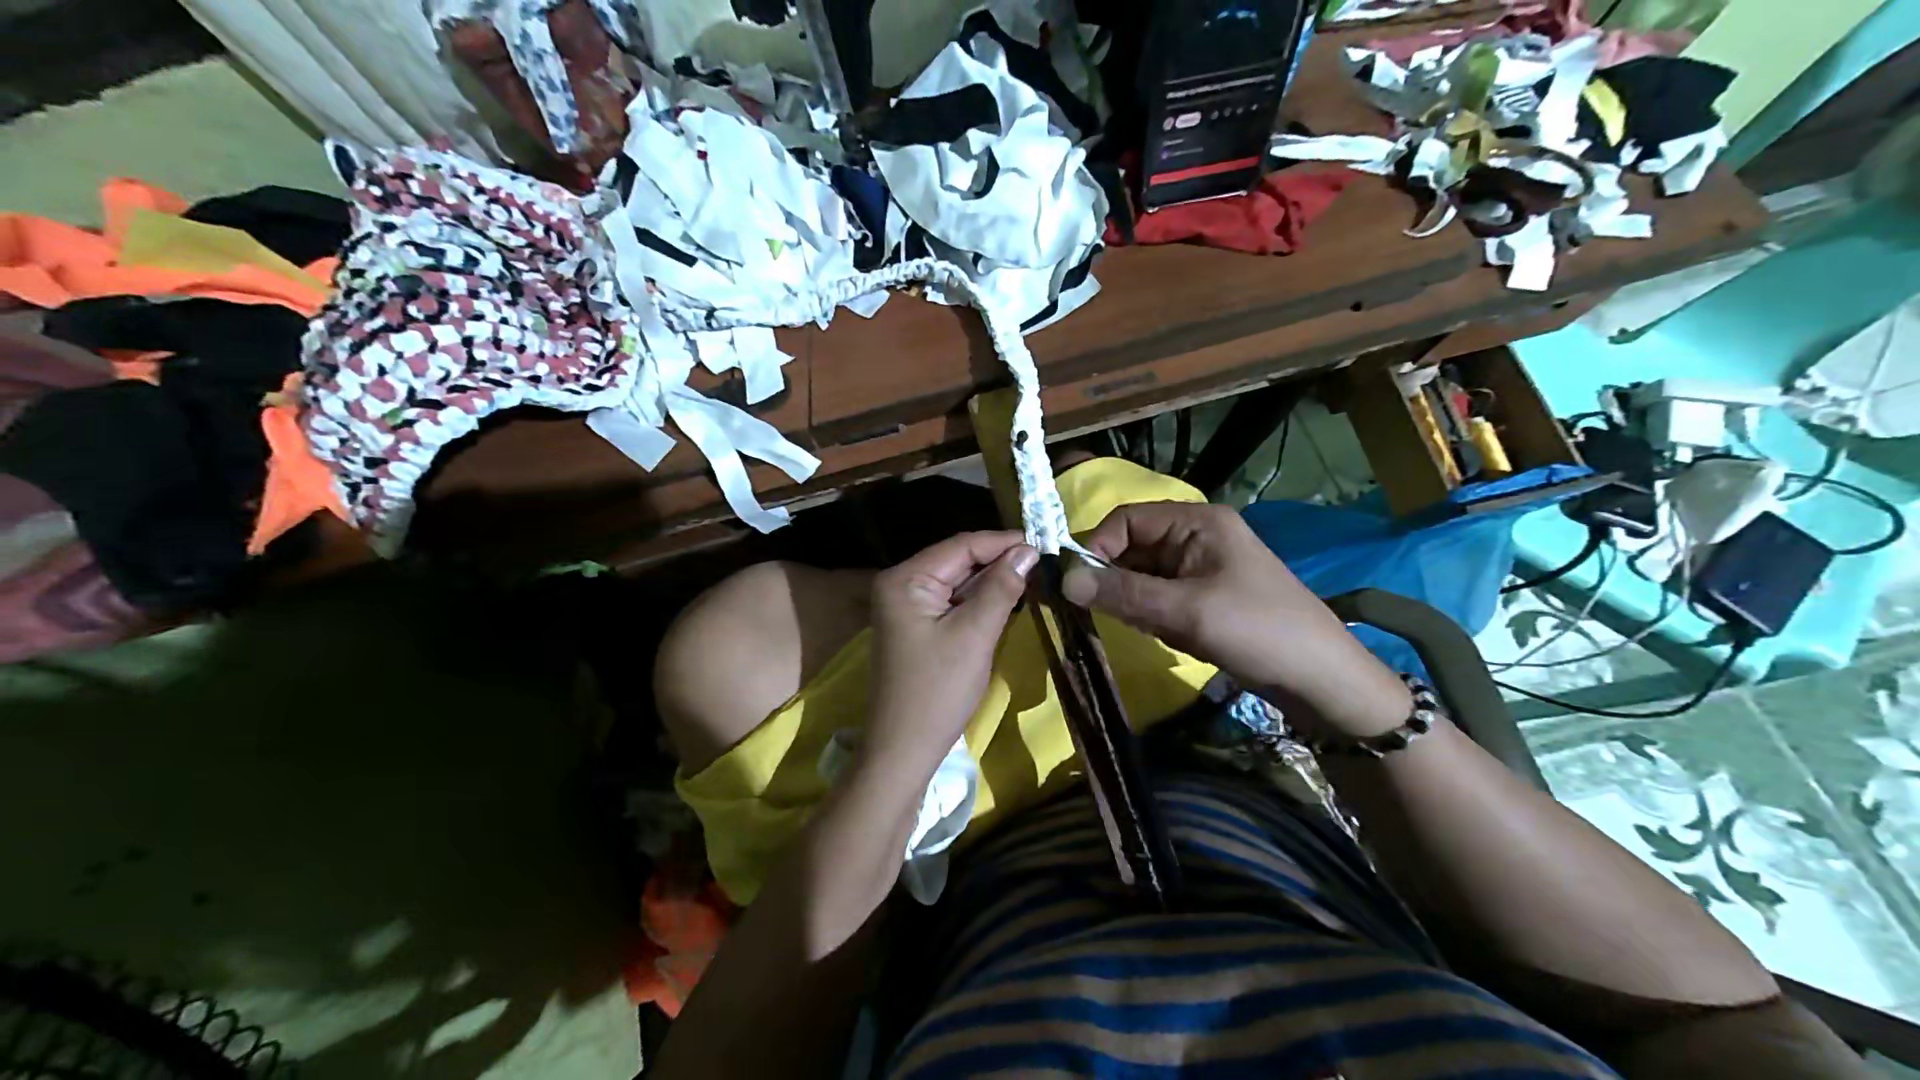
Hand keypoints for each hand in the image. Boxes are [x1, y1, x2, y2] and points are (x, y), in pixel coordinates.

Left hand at [867, 531, 1036, 769]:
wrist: (904, 749)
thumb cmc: (938, 690)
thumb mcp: (974, 634)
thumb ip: (1001, 588)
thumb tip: (1028, 551)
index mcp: (905, 579)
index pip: (961, 546)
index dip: (1003, 542)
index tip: (1044, 543)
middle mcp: (901, 584)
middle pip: (958, 561)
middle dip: (1000, 560)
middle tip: (1046, 561)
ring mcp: (907, 607)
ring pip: (957, 581)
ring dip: (993, 580)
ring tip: (1035, 576)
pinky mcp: (917, 626)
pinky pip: (952, 602)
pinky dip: (980, 600)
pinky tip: (1009, 598)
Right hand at [1061, 502, 1408, 737]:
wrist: (1322, 680)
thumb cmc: (1257, 631)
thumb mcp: (1184, 611)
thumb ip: (1122, 593)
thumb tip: (1062, 580)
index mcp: (1197, 521)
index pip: (1127, 519)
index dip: (1097, 547)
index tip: (1078, 585)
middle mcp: (1196, 536)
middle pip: (1132, 547)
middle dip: (1116, 580)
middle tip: (1107, 613)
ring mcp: (1202, 567)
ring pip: (1142, 576)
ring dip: (1135, 601)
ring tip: (1151, 628)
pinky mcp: (1205, 596)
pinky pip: (1160, 597)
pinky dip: (1153, 615)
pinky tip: (1168, 636)